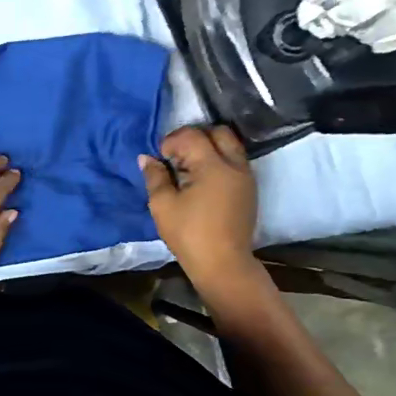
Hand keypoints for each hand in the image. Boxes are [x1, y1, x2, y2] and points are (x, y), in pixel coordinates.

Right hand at [139, 126, 263, 294]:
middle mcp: (234, 164)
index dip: (171, 141)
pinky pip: (235, 161)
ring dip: (208, 148)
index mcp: (212, 166)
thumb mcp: (162, 205)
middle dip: (194, 138)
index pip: (192, 136)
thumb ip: (155, 177)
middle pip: (218, 132)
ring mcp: (246, 176)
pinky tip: (202, 181)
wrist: (222, 262)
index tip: (161, 159)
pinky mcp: (249, 188)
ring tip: (189, 169)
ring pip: (230, 145)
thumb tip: (147, 158)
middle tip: (177, 157)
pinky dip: (218, 161)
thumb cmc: (188, 233)